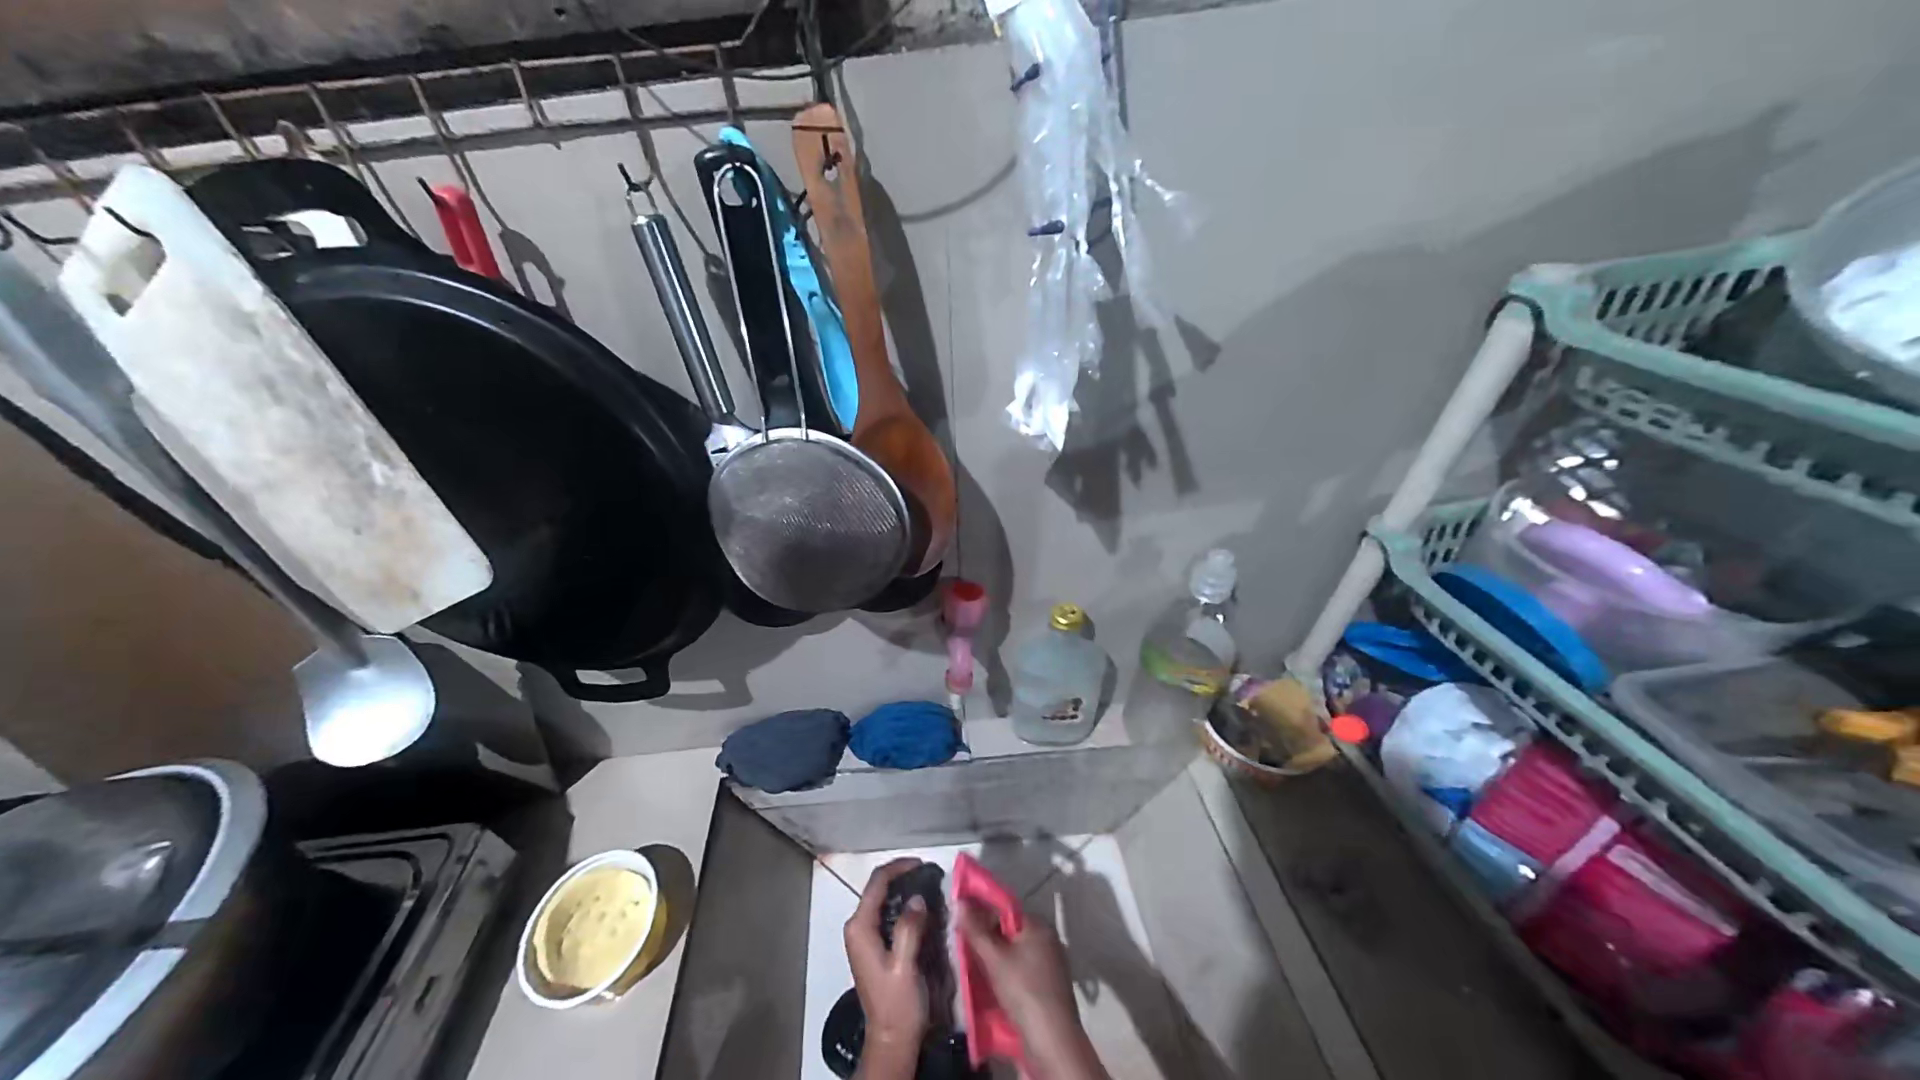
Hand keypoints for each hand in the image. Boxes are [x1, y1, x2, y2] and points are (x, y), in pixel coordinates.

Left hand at [846, 858, 928, 1079]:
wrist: (891, 1038)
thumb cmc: (897, 1003)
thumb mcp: (905, 965)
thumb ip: (909, 928)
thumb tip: (917, 897)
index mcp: (860, 928)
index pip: (877, 882)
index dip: (899, 867)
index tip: (923, 863)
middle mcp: (857, 927)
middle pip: (879, 888)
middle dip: (903, 877)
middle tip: (930, 875)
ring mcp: (864, 936)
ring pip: (884, 901)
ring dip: (905, 891)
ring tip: (930, 888)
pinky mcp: (874, 945)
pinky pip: (887, 915)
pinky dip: (904, 907)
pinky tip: (923, 910)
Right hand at [957, 902, 1109, 1079]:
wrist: (1052, 1041)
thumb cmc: (1024, 991)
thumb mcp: (994, 958)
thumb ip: (975, 929)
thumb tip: (959, 901)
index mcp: (1038, 925)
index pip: (1005, 910)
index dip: (981, 914)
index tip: (961, 924)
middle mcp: (1047, 940)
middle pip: (1009, 932)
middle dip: (986, 940)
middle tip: (963, 949)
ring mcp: (1049, 964)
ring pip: (1013, 954)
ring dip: (993, 960)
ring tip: (971, 968)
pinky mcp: (1047, 987)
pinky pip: (1020, 972)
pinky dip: (1004, 975)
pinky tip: (989, 986)